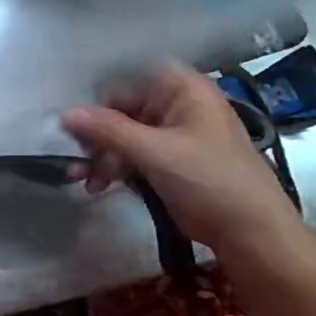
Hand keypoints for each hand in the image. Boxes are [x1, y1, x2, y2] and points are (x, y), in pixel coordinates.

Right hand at [62, 62, 309, 259]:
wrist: (251, 231)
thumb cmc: (209, 180)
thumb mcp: (155, 151)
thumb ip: (108, 130)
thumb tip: (65, 114)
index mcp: (183, 90)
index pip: (127, 83)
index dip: (98, 104)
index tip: (71, 128)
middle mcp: (177, 106)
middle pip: (123, 112)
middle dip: (96, 138)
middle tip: (74, 161)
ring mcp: (174, 136)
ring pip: (125, 138)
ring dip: (101, 157)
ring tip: (83, 180)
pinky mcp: (170, 163)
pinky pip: (134, 157)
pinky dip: (116, 169)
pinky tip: (98, 186)